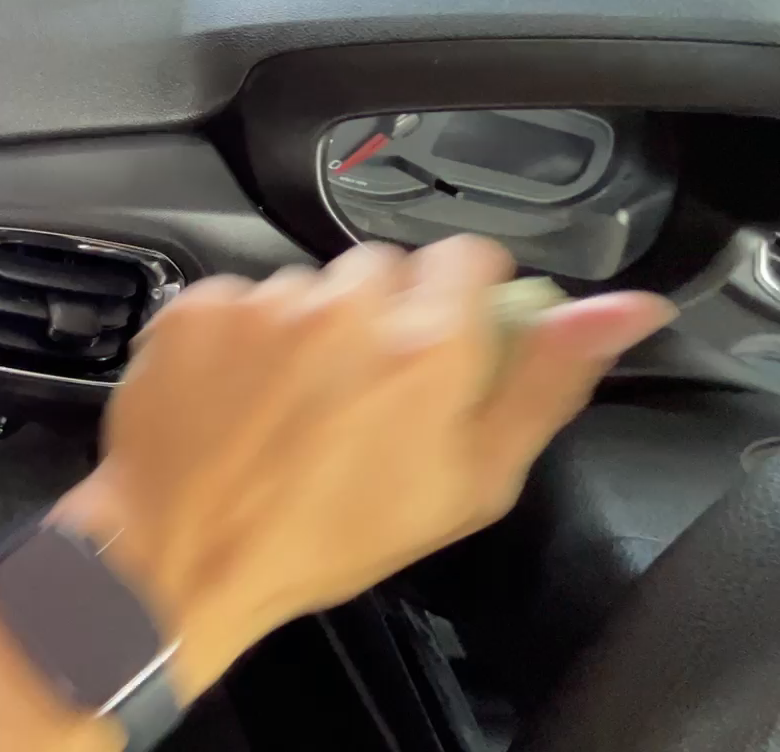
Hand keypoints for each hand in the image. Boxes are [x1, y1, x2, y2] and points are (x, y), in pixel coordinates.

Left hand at [57, 235, 675, 698]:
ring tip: (281, 391)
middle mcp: (334, 309)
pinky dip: (234, 329)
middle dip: (378, 308)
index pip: (463, 257)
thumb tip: (617, 310)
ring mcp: (251, 305)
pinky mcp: (189, 309)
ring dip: (300, 322)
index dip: (460, 290)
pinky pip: (230, 297)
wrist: (183, 543)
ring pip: (298, 284)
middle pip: (376, 266)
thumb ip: (541, 384)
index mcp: (421, 348)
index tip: (443, 322)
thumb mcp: (467, 485)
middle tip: (353, 376)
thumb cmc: (330, 535)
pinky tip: (228, 383)